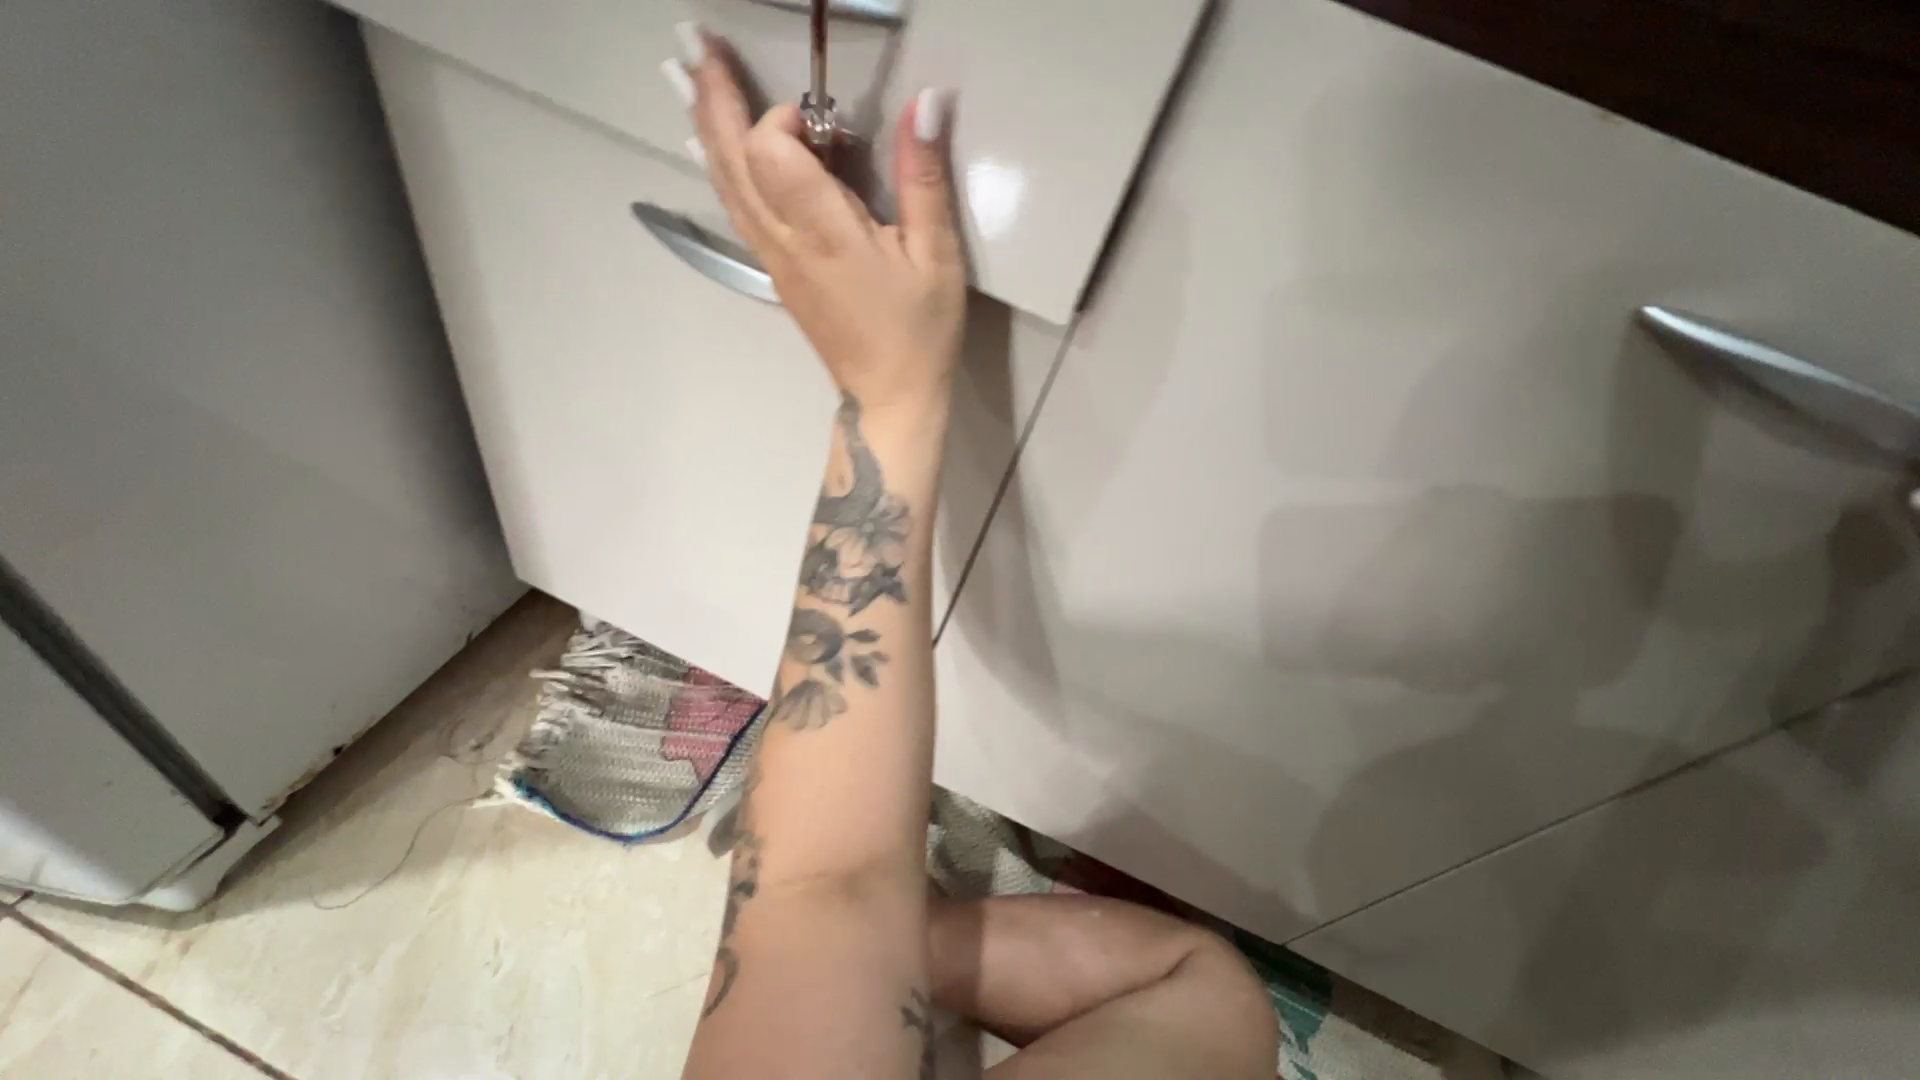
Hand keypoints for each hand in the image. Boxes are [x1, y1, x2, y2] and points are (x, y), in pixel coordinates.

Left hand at [678, 28, 966, 412]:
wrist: (889, 398)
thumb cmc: (919, 332)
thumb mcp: (937, 256)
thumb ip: (924, 178)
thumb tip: (926, 104)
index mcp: (825, 234)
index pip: (771, 152)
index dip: (782, 118)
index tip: (818, 114)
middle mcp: (785, 243)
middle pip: (732, 161)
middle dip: (715, 100)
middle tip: (699, 46)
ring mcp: (773, 260)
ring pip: (726, 186)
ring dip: (708, 129)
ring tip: (695, 81)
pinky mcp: (775, 273)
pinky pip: (737, 209)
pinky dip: (722, 168)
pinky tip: (716, 149)